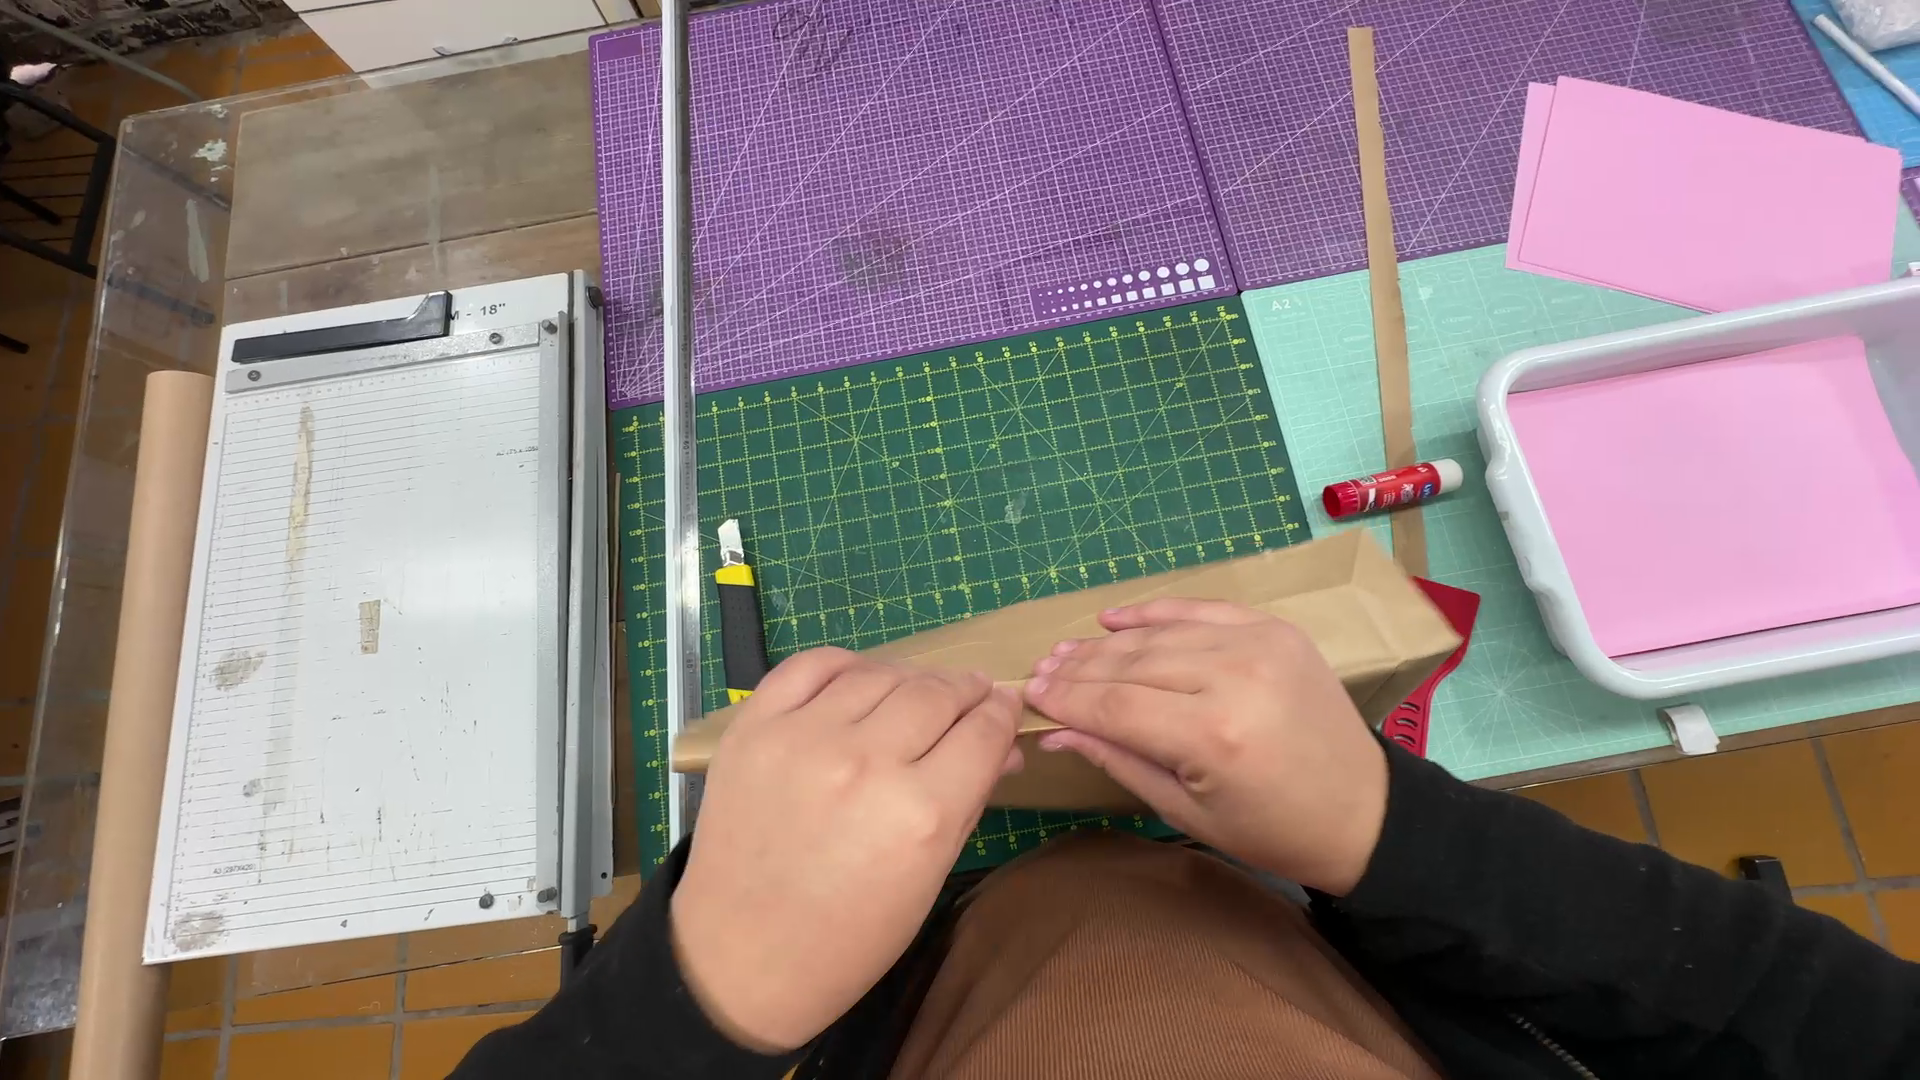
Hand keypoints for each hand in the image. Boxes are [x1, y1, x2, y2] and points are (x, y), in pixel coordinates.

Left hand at [670, 648, 1021, 1051]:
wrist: (740, 957)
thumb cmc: (850, 936)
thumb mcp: (928, 876)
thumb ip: (971, 798)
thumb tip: (1004, 746)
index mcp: (919, 814)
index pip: (983, 731)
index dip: (1002, 713)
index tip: (1002, 707)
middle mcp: (865, 763)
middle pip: (936, 692)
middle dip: (965, 690)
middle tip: (969, 696)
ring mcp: (804, 738)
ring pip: (881, 673)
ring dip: (911, 678)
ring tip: (916, 693)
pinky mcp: (756, 727)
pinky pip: (813, 665)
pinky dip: (846, 666)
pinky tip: (859, 682)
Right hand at [1024, 599, 1387, 894]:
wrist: (1364, 811)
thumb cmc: (1271, 829)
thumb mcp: (1185, 812)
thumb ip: (1117, 760)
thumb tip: (1054, 732)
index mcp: (1213, 736)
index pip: (1115, 706)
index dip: (1066, 700)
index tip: (1029, 694)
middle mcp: (1233, 676)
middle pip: (1131, 665)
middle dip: (1078, 669)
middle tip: (1040, 670)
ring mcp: (1258, 643)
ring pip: (1159, 636)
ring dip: (1106, 643)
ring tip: (1066, 650)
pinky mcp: (1273, 628)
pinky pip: (1199, 609)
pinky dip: (1154, 611)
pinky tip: (1114, 618)